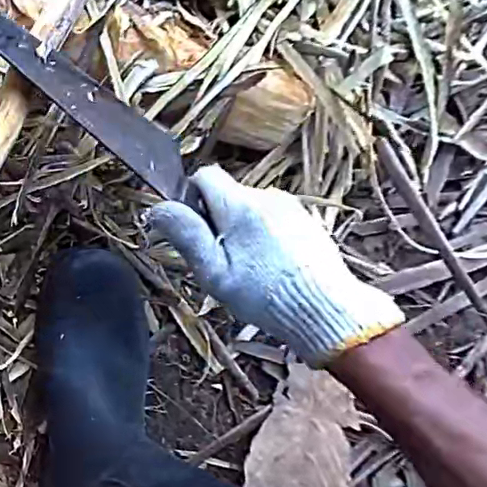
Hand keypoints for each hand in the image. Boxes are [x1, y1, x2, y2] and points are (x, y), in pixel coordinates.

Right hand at [145, 164, 402, 364]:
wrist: (328, 311)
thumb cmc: (263, 295)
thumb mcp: (214, 272)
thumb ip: (186, 235)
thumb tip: (158, 207)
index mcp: (239, 205)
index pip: (205, 175)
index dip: (190, 197)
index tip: (194, 229)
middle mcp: (267, 196)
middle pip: (226, 194)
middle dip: (215, 219)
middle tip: (219, 259)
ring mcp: (291, 207)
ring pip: (248, 207)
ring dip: (239, 228)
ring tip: (247, 266)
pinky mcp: (307, 221)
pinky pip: (270, 217)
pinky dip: (262, 234)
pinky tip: (269, 265)